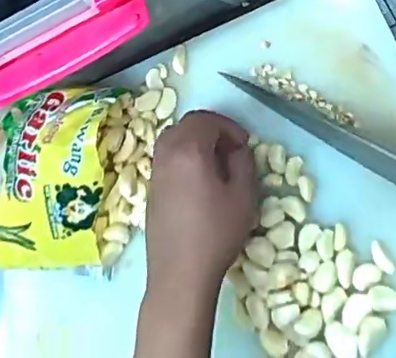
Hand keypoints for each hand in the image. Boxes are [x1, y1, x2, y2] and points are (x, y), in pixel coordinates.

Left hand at [144, 110, 258, 298]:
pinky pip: (167, 155)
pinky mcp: (151, 186)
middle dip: (212, 129)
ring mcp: (155, 169)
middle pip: (188, 124)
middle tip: (231, 149)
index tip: (243, 144)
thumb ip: (243, 162)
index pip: (207, 120)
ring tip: (215, 162)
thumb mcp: (243, 196)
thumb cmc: (215, 234)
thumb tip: (236, 148)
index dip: (228, 126)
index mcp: (188, 148)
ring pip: (174, 137)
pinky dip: (183, 154)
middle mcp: (167, 151)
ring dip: (195, 140)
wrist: (179, 275)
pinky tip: (198, 179)